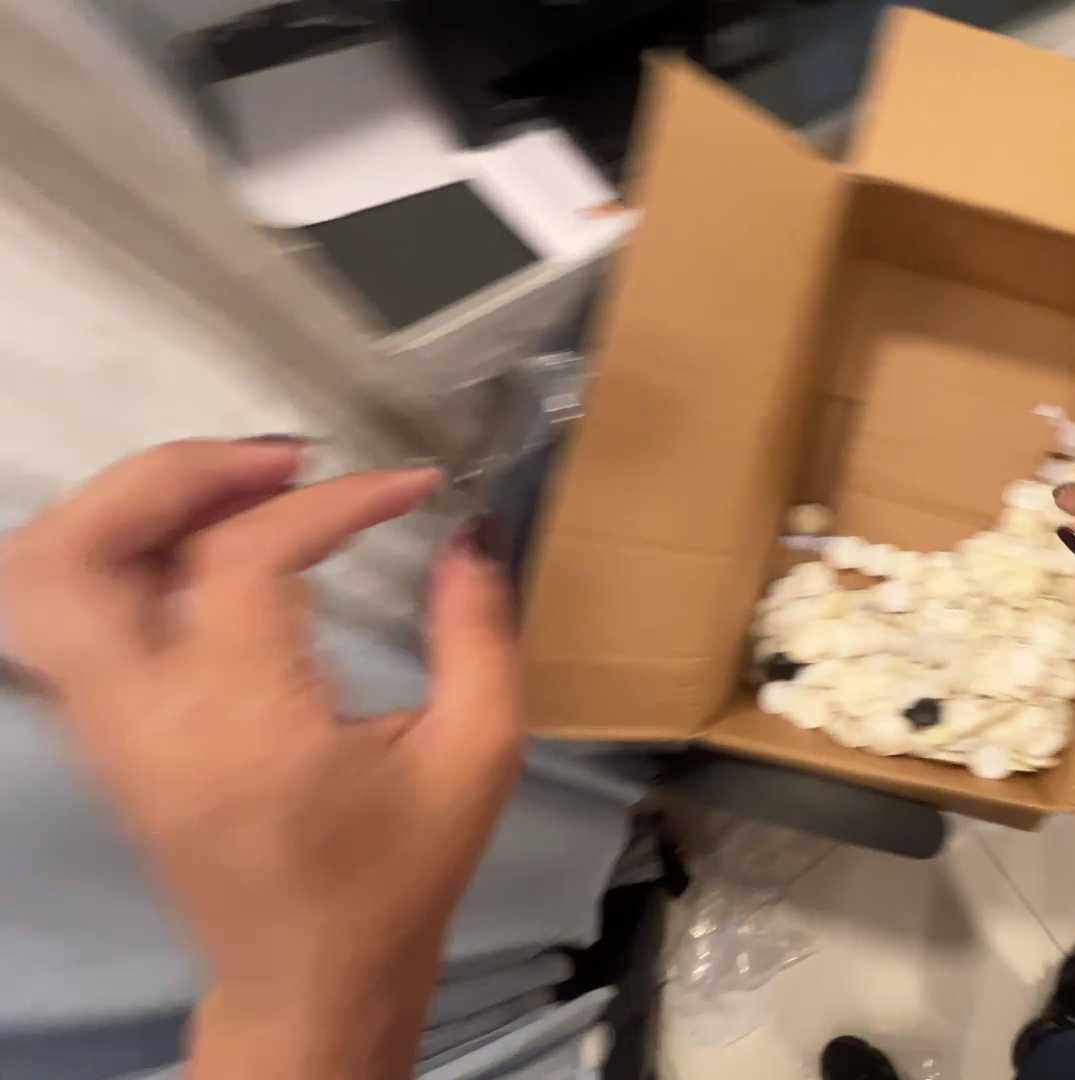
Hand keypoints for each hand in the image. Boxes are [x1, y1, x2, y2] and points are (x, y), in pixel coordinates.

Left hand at [0, 440, 523, 1076]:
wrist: (317, 968)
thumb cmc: (410, 862)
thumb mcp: (483, 747)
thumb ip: (479, 635)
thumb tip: (468, 537)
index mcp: (248, 729)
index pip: (245, 563)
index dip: (336, 502)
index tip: (417, 486)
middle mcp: (144, 722)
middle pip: (70, 557)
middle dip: (175, 476)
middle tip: (288, 459)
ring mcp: (105, 730)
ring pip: (38, 581)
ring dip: (135, 506)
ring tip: (249, 486)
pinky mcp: (107, 734)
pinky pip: (68, 615)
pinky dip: (127, 550)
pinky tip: (217, 546)